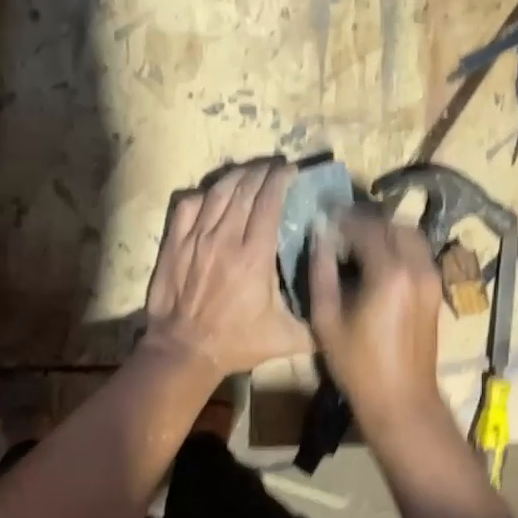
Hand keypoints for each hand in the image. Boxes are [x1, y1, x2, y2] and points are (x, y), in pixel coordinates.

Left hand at [142, 160, 313, 375]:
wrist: (184, 350)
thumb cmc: (236, 342)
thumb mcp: (285, 339)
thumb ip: (317, 324)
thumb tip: (342, 310)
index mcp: (254, 255)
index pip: (269, 201)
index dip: (280, 180)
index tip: (291, 170)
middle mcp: (225, 238)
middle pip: (244, 189)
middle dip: (262, 172)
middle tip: (274, 166)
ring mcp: (196, 238)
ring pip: (218, 192)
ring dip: (236, 176)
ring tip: (250, 171)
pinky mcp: (175, 242)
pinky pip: (189, 205)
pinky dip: (204, 194)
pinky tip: (214, 193)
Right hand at [307, 211, 447, 427]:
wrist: (403, 401)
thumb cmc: (358, 366)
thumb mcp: (327, 319)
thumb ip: (322, 271)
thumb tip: (320, 237)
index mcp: (389, 273)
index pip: (366, 227)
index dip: (344, 218)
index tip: (325, 216)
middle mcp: (416, 268)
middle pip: (393, 224)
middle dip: (367, 220)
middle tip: (342, 226)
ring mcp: (431, 278)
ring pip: (410, 235)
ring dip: (385, 231)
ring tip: (359, 241)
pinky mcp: (436, 290)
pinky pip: (418, 253)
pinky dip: (399, 246)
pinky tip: (378, 261)